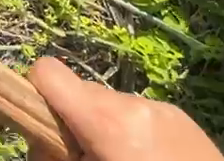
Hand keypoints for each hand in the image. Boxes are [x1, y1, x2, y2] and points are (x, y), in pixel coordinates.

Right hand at [29, 57, 223, 160]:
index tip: (51, 130)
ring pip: (109, 104)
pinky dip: (135, 134)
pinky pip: (140, 114)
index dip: (39, 96)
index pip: (47, 72)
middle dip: (77, 122)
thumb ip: (53, 157)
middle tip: (92, 159)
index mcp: (106, 121)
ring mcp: (162, 109)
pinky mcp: (184, 119)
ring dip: (108, 129)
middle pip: (79, 93)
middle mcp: (132, 104)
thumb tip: (41, 143)